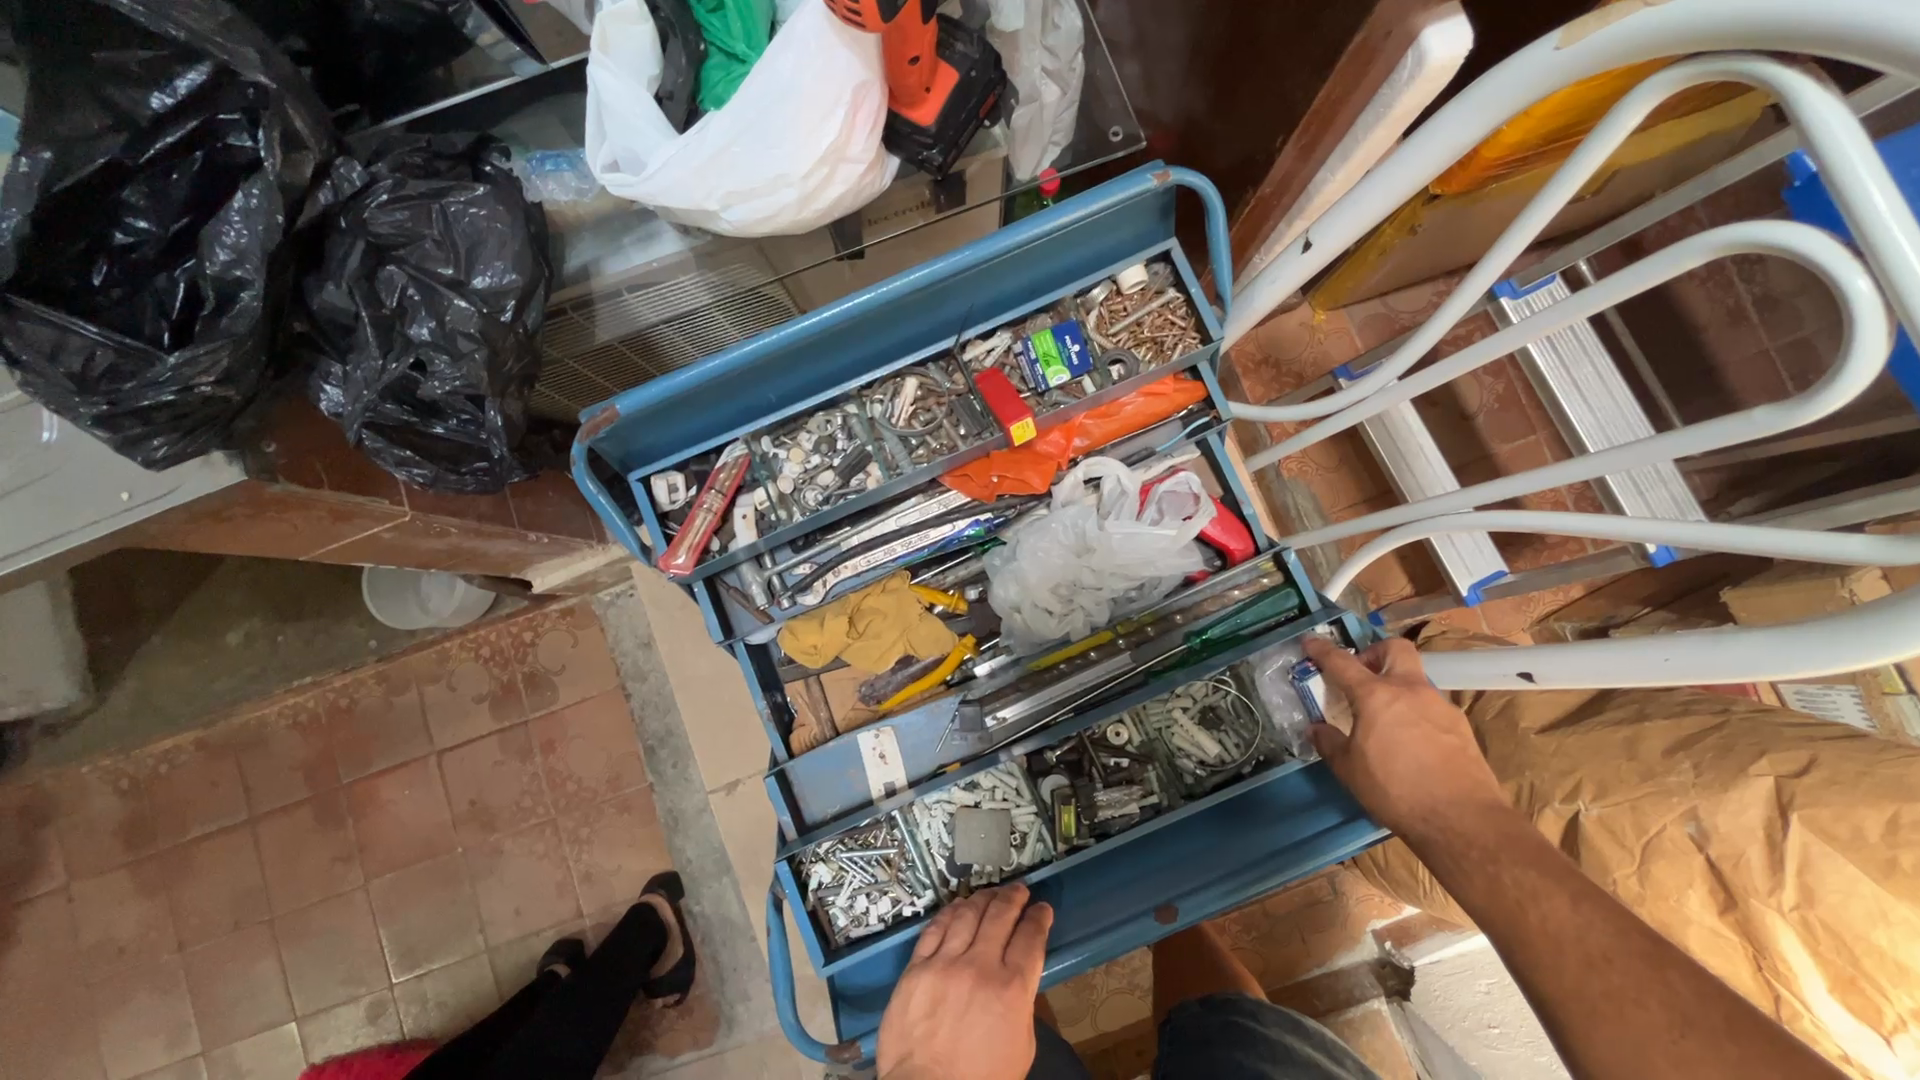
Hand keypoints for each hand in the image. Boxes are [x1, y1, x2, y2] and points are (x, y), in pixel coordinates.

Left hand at [877, 883, 1053, 1079]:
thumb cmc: (982, 1078)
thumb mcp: (1020, 1046)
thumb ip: (1020, 1004)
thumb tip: (1017, 977)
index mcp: (1012, 989)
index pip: (1031, 938)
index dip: (1039, 917)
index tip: (1042, 908)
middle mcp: (980, 967)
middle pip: (1000, 916)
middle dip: (1013, 898)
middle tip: (1019, 890)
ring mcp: (945, 964)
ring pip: (966, 915)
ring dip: (982, 899)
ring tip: (990, 894)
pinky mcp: (916, 968)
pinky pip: (934, 929)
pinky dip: (949, 912)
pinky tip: (957, 906)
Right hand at [1302, 636, 1509, 840]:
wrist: (1462, 819)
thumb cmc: (1395, 790)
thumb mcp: (1349, 769)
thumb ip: (1329, 743)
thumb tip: (1316, 729)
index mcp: (1376, 696)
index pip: (1342, 662)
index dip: (1322, 650)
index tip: (1309, 641)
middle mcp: (1410, 691)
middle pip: (1395, 649)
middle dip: (1374, 652)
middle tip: (1361, 674)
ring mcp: (1439, 706)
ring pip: (1415, 680)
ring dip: (1396, 687)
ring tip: (1384, 719)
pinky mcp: (1460, 726)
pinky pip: (1431, 708)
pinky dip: (1415, 713)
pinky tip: (1411, 742)